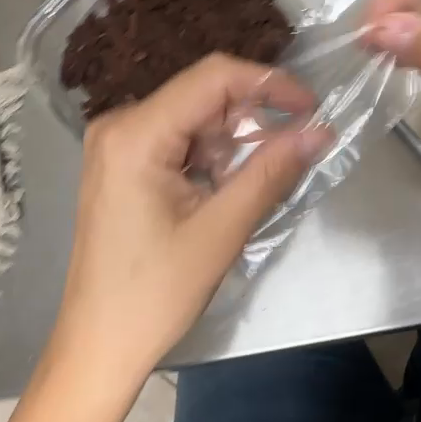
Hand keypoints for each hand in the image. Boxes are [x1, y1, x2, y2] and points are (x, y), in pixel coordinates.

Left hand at [54, 55, 326, 379]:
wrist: (99, 344)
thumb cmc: (155, 293)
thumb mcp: (221, 231)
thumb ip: (271, 171)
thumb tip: (320, 130)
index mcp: (135, 134)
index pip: (213, 78)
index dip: (270, 84)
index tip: (313, 109)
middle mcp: (119, 126)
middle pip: (203, 97)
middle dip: (252, 121)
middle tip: (289, 157)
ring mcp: (116, 147)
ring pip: (194, 121)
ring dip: (232, 145)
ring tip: (249, 189)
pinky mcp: (121, 167)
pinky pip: (177, 143)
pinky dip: (210, 160)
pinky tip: (223, 194)